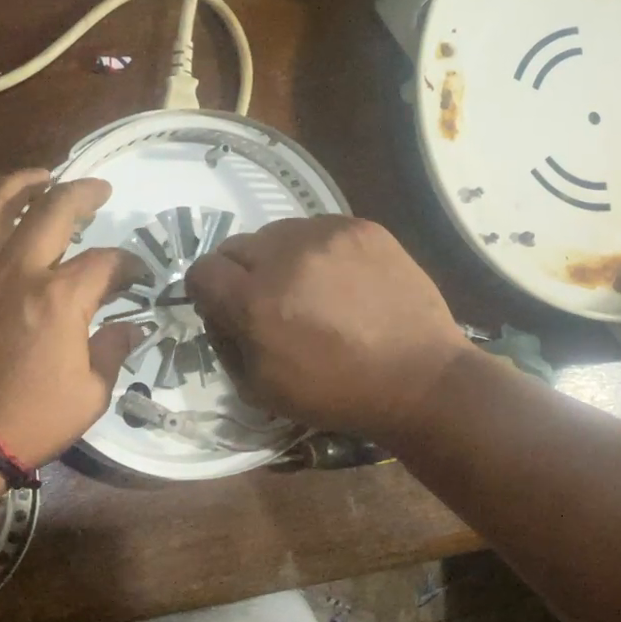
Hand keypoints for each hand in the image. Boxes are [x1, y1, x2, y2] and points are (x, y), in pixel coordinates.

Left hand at [0, 170, 143, 466]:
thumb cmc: (32, 422)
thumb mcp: (91, 394)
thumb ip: (113, 350)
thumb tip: (134, 327)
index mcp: (59, 298)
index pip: (105, 263)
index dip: (128, 266)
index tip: (136, 278)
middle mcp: (16, 270)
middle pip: (54, 209)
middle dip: (84, 193)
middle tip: (99, 191)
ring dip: (21, 183)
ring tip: (42, 178)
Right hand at [184, 215, 476, 439]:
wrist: (418, 378)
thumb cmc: (334, 393)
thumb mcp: (258, 388)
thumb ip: (225, 343)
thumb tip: (218, 312)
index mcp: (254, 302)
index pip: (202, 271)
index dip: (206, 292)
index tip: (224, 309)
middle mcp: (284, 257)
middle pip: (235, 247)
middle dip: (240, 273)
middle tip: (266, 302)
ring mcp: (326, 236)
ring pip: (275, 233)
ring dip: (277, 258)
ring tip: (305, 288)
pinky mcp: (362, 228)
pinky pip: (316, 228)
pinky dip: (315, 251)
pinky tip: (336, 281)